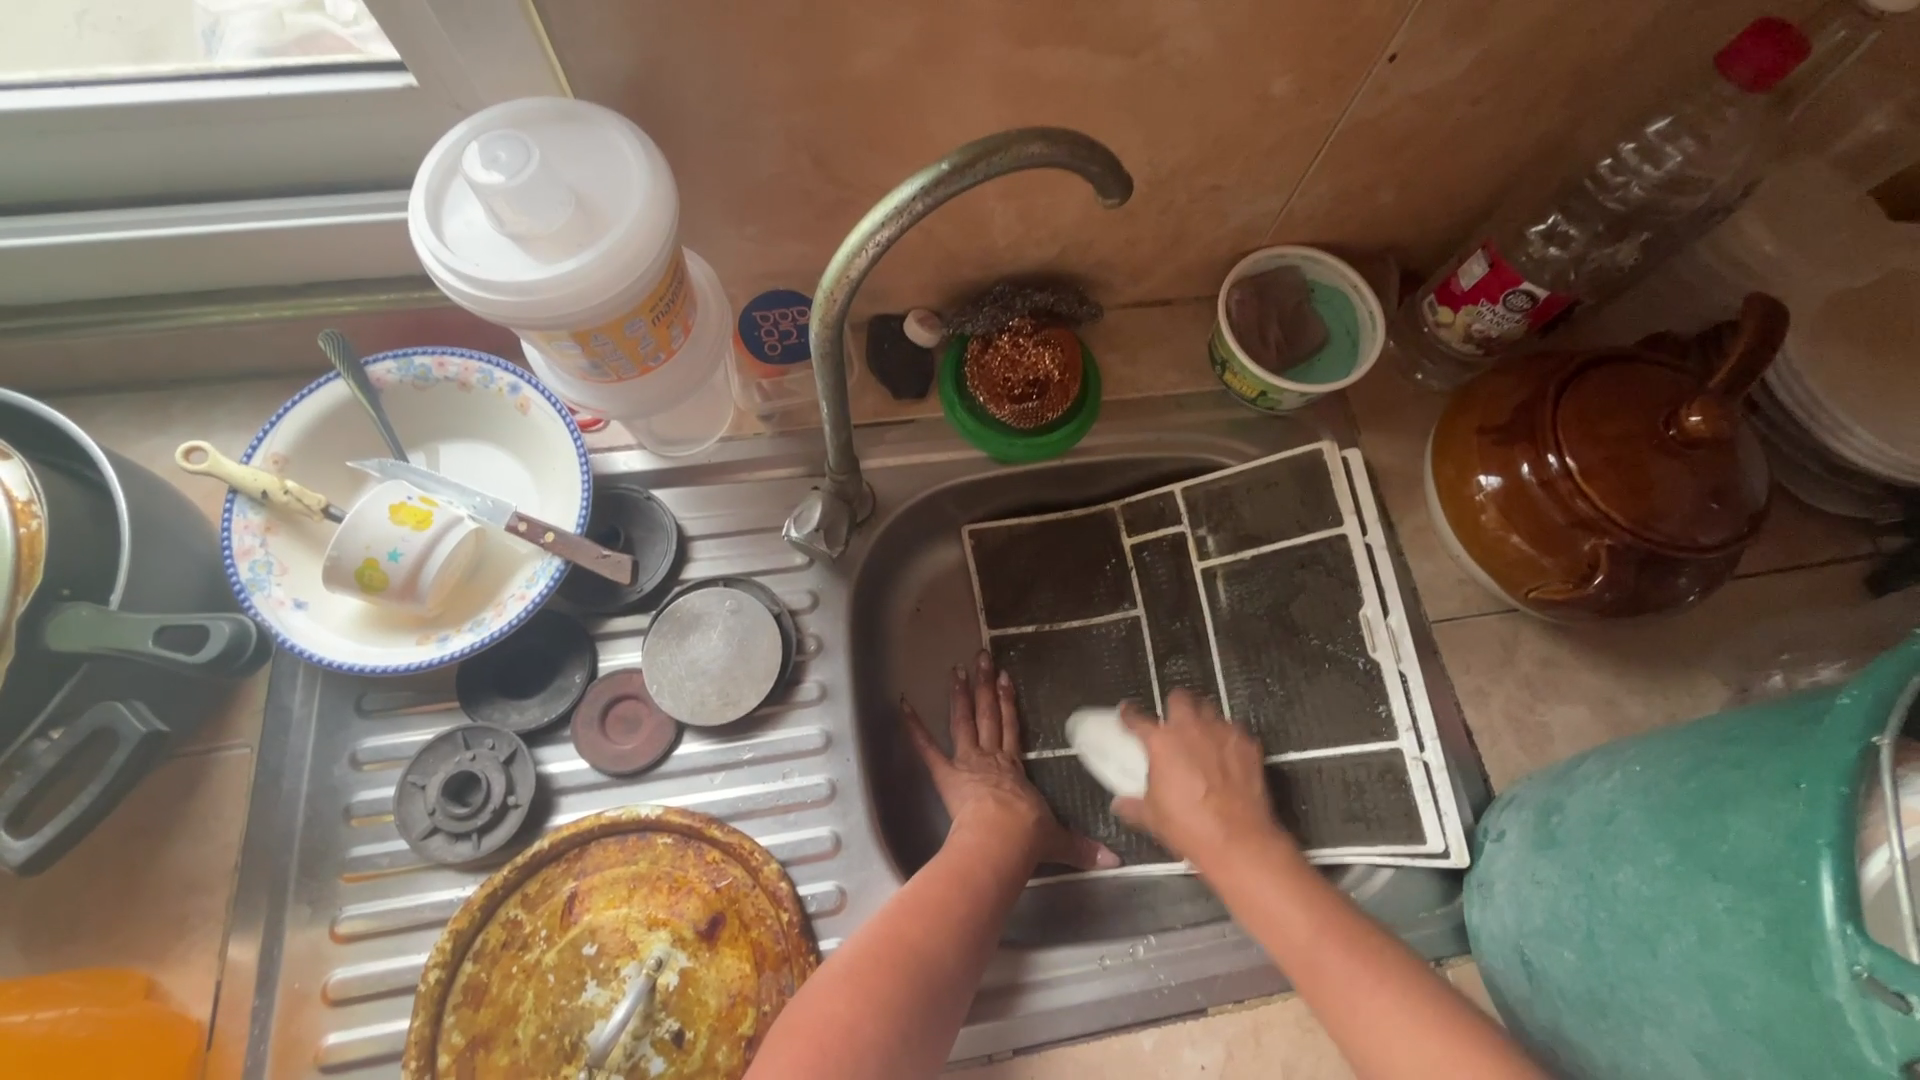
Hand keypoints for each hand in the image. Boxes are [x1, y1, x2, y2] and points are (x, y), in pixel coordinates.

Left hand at [902, 651, 1119, 871]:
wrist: (1002, 841)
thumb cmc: (1028, 837)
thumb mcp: (1058, 841)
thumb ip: (1082, 848)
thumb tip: (1114, 861)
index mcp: (1014, 768)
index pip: (1011, 727)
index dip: (1008, 701)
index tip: (1004, 676)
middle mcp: (990, 758)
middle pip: (988, 715)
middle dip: (984, 685)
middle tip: (979, 658)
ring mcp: (967, 763)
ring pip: (963, 722)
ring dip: (959, 696)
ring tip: (954, 670)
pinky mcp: (946, 775)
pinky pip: (927, 749)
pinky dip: (914, 727)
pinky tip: (903, 705)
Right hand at [1111, 689, 1294, 870]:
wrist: (1239, 841)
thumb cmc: (1188, 827)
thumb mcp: (1152, 817)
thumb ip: (1133, 805)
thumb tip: (1119, 804)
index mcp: (1161, 742)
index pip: (1137, 718)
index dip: (1129, 714)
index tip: (1127, 712)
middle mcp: (1191, 728)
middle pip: (1180, 698)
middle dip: (1175, 705)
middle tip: (1173, 721)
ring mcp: (1223, 733)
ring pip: (1210, 710)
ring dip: (1203, 718)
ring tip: (1202, 735)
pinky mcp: (1248, 744)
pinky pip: (1235, 730)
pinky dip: (1228, 738)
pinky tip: (1227, 754)